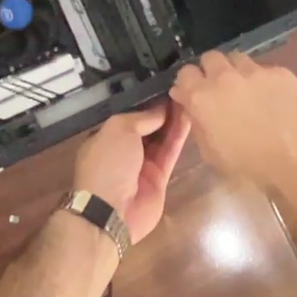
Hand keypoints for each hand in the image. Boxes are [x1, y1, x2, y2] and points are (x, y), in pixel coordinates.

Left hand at [73, 101, 190, 243]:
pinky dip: (179, 136)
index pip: (129, 114)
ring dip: (174, 119)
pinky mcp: (159, 177)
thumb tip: (161, 109)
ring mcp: (142, 164)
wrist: (111, 211)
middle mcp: (123, 149)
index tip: (163, 85)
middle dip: (162, 109)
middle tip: (182, 88)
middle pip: (147, 125)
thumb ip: (142, 117)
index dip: (146, 100)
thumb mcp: (118, 129)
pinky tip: (191, 118)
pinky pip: (170, 152)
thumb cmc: (108, 164)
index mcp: (106, 136)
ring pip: (161, 137)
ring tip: (190, 98)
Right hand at [170, 51, 296, 190]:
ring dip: (235, 71)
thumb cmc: (251, 166)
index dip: (188, 84)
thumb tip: (190, 105)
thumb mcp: (211, 153)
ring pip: (237, 58)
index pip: (185, 74)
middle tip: (219, 90)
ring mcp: (255, 71)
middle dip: (210, 71)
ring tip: (245, 89)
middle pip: (210, 58)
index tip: (192, 94)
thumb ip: (197, 123)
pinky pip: (264, 69)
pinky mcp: (281, 72)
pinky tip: (272, 97)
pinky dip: (262, 80)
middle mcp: (225, 77)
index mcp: (203, 98)